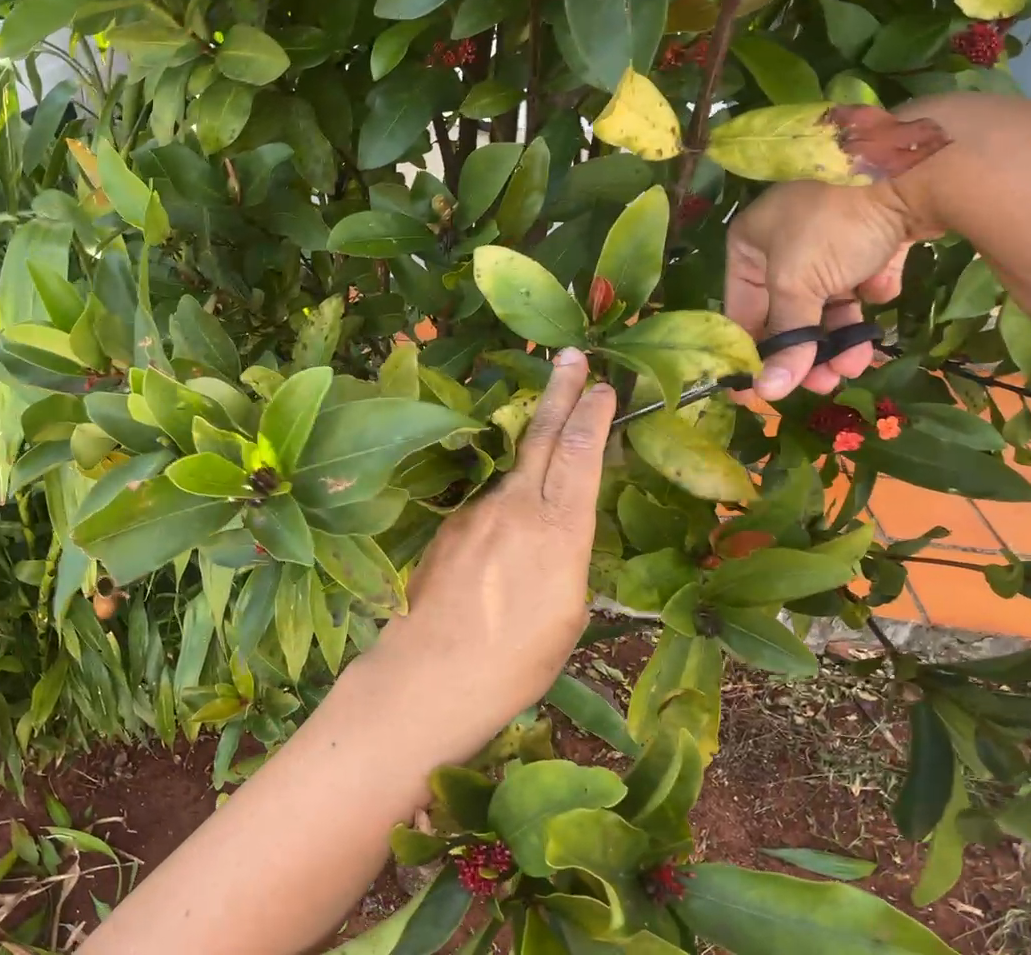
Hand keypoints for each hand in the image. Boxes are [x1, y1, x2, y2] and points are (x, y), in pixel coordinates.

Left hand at [372, 349, 614, 728]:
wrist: (430, 675)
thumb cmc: (516, 662)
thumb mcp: (567, 614)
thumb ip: (566, 558)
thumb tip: (559, 535)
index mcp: (558, 529)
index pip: (580, 453)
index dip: (591, 413)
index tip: (601, 383)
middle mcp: (514, 507)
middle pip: (540, 436)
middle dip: (558, 392)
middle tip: (569, 355)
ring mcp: (473, 513)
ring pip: (510, 476)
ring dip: (528, 460)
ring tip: (542, 478)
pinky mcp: (445, 527)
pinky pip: (483, 509)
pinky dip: (500, 512)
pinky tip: (498, 549)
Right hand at [724, 178, 944, 400]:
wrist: (916, 168)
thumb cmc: (834, 223)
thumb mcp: (799, 284)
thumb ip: (787, 339)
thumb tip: (766, 393)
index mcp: (749, 244)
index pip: (742, 310)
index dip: (752, 352)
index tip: (759, 392)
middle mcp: (782, 240)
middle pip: (788, 311)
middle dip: (806, 350)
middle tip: (821, 384)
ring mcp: (829, 236)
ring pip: (828, 300)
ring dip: (840, 336)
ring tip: (856, 364)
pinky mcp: (872, 233)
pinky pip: (863, 275)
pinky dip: (870, 289)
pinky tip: (883, 288)